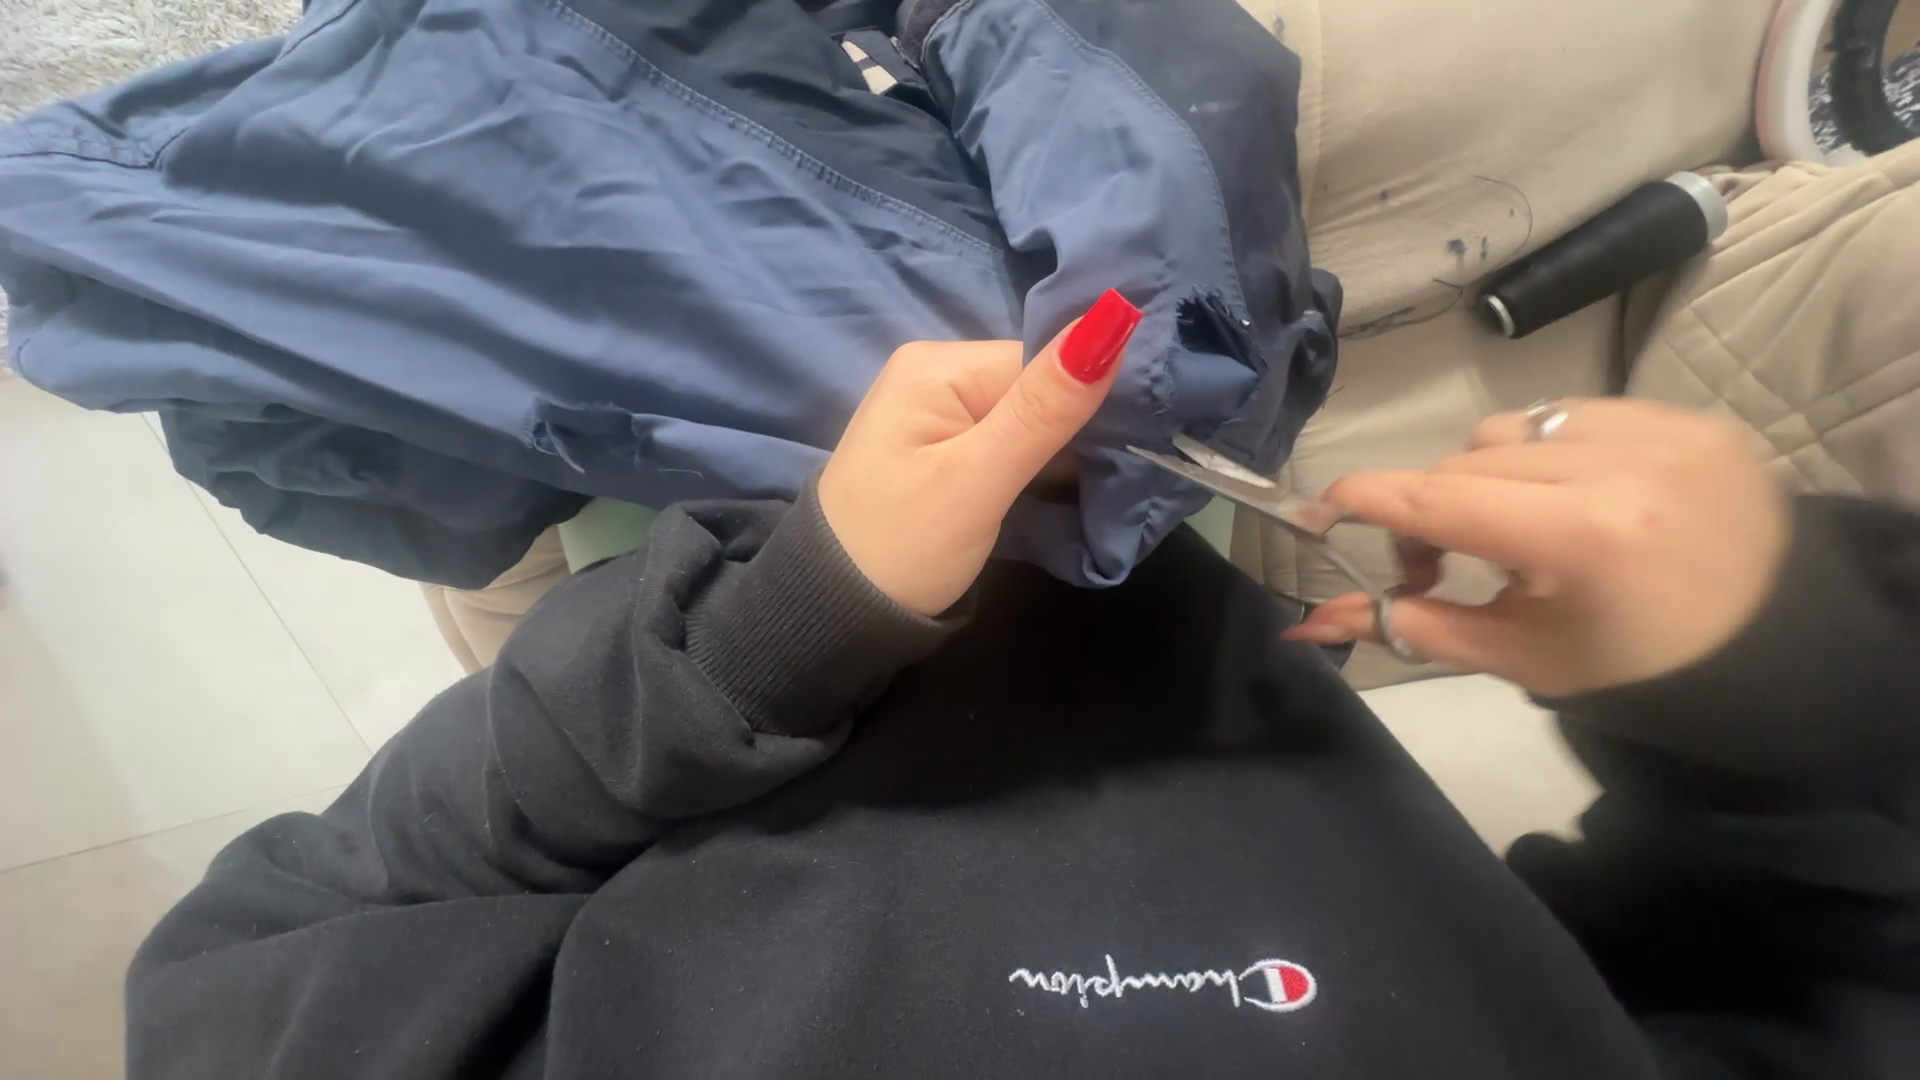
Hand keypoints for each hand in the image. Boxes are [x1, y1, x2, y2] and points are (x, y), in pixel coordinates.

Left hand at [818, 290, 1141, 615]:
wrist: (835, 610)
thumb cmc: (902, 546)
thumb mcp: (976, 480)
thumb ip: (1044, 408)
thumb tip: (1117, 316)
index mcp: (939, 367)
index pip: (1044, 364)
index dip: (1093, 402)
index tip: (1130, 453)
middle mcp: (937, 375)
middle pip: (1038, 388)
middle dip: (1079, 431)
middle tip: (1113, 483)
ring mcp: (938, 413)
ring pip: (1029, 419)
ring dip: (1061, 454)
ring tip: (1092, 493)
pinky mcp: (944, 449)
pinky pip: (1008, 443)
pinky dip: (1036, 467)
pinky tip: (1057, 493)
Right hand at [1284, 400, 1791, 697]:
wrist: (1775, 642)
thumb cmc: (1627, 662)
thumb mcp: (1509, 654)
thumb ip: (1402, 626)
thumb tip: (1303, 627)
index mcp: (1580, 538)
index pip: (1436, 499)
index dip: (1364, 500)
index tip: (1319, 512)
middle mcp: (1620, 465)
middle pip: (1457, 466)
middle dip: (1427, 514)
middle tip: (1436, 565)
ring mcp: (1660, 431)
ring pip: (1501, 433)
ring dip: (1479, 477)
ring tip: (1510, 525)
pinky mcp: (1683, 415)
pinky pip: (1558, 415)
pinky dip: (1536, 454)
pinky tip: (1563, 495)